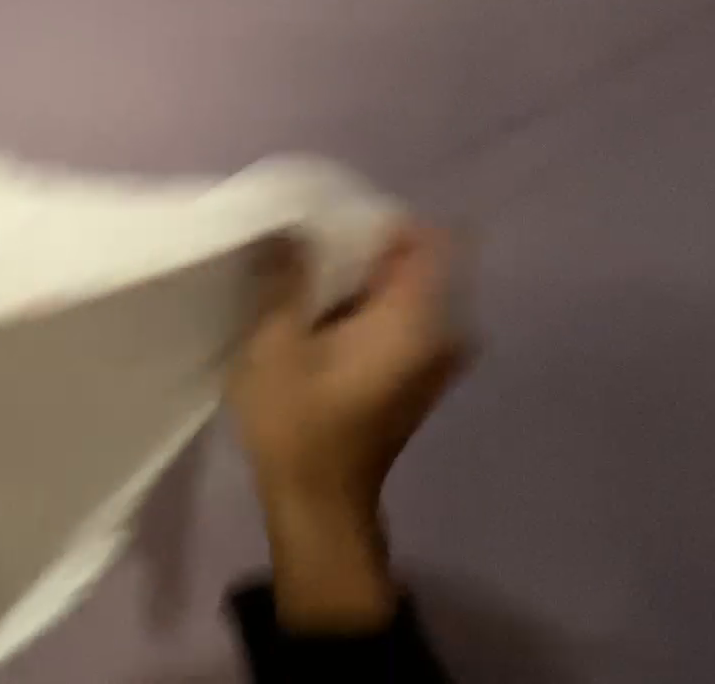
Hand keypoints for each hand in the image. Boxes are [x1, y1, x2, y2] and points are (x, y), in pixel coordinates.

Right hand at [228, 225, 468, 628]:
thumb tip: (290, 229)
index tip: (319, 216)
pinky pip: (389, 315)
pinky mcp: (407, 372)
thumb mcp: (275, 341)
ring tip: (289, 270)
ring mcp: (428, 356)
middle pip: (409, 262)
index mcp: (415, 321)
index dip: (375, 219)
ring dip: (347, 274)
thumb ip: (287, 280)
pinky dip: (352, 302)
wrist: (318, 498)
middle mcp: (439, 333)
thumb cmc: (295, 418)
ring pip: (395, 289)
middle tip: (290, 240)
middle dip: (352, 244)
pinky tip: (305, 310)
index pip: (426, 239)